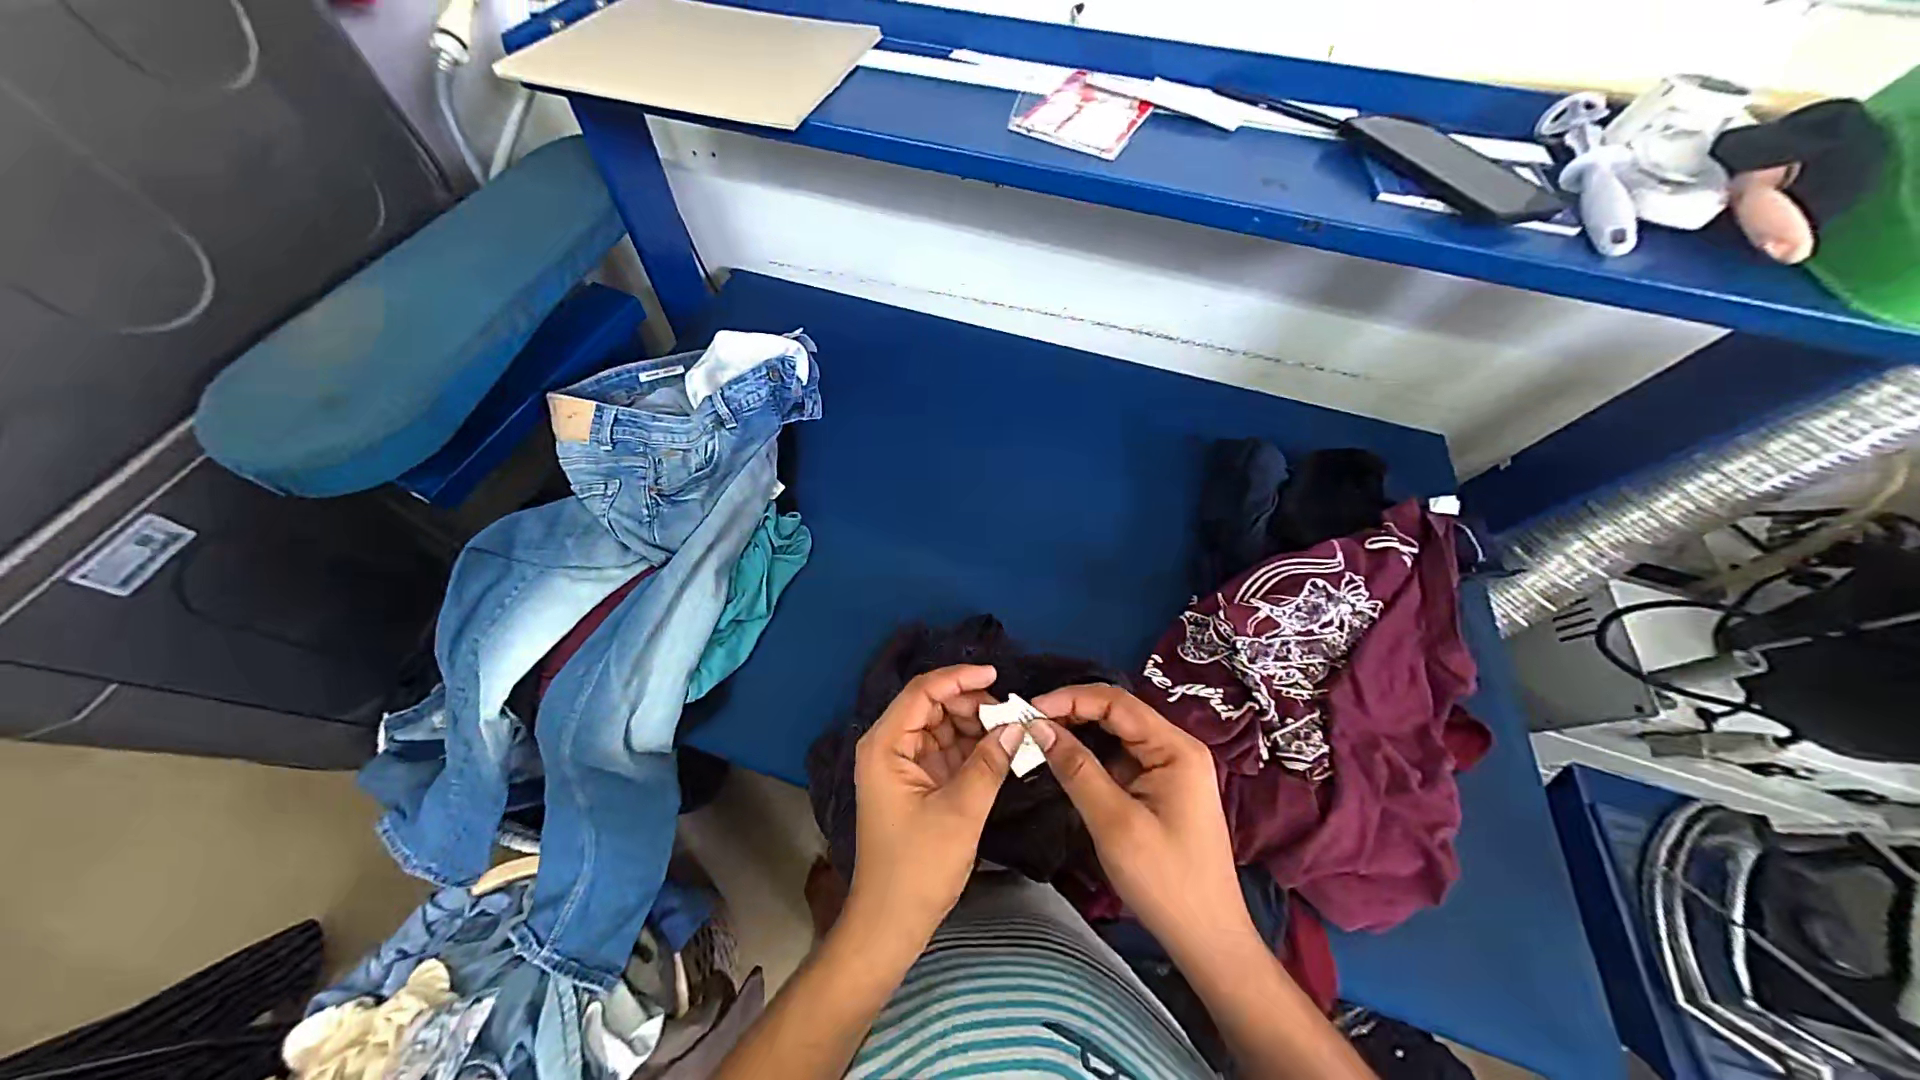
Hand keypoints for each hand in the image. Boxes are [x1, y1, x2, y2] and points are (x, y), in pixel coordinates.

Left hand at [848, 665, 1022, 941]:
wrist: (891, 923)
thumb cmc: (918, 867)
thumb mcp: (959, 811)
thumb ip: (989, 763)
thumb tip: (1017, 726)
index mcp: (885, 745)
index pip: (923, 692)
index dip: (959, 677)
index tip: (997, 675)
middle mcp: (889, 747)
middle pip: (933, 706)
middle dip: (971, 705)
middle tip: (1010, 717)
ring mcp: (902, 765)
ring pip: (942, 727)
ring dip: (975, 726)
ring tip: (1010, 733)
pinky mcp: (917, 783)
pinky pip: (946, 751)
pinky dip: (971, 748)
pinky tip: (999, 751)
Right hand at [1029, 685, 1257, 963]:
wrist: (1208, 938)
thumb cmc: (1166, 881)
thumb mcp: (1114, 822)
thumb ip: (1076, 769)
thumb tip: (1039, 726)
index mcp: (1176, 748)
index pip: (1116, 703)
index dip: (1070, 699)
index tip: (1029, 709)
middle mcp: (1177, 748)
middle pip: (1117, 713)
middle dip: (1071, 712)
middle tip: (1027, 723)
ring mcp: (1171, 767)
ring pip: (1117, 734)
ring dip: (1078, 732)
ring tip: (1038, 737)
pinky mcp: (1162, 787)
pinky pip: (1121, 757)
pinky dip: (1090, 756)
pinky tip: (1064, 760)